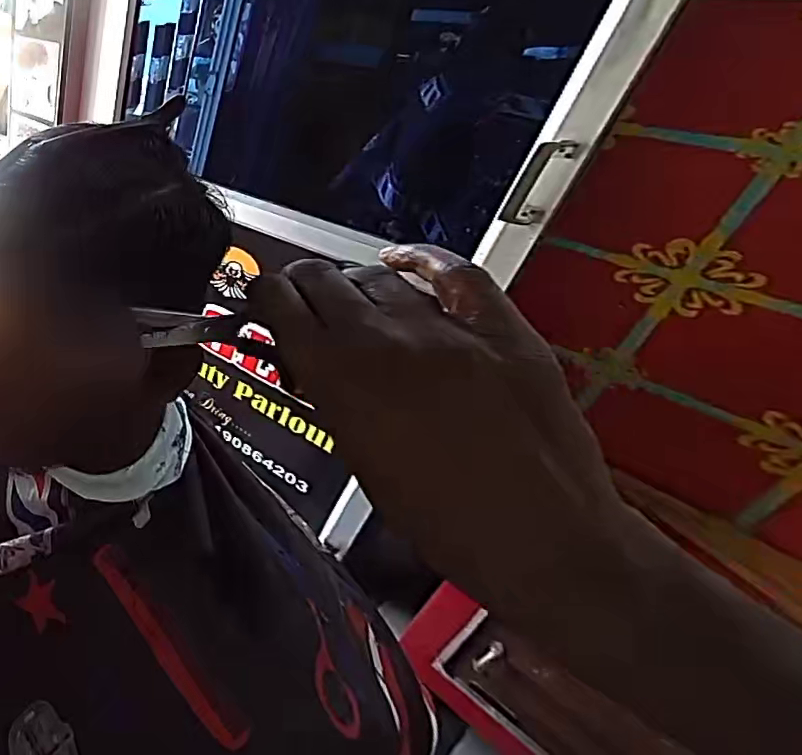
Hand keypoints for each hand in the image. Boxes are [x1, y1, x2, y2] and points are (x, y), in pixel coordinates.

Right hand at [246, 244, 629, 613]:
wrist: (538, 542)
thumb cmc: (434, 512)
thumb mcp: (346, 445)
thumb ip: (320, 386)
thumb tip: (301, 354)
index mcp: (331, 370)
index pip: (276, 296)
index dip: (263, 293)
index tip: (264, 300)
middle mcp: (379, 338)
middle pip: (319, 275)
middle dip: (301, 284)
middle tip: (302, 300)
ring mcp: (443, 331)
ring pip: (375, 275)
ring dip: (354, 284)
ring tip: (354, 300)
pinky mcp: (501, 332)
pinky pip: (455, 272)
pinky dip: (422, 260)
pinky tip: (402, 260)